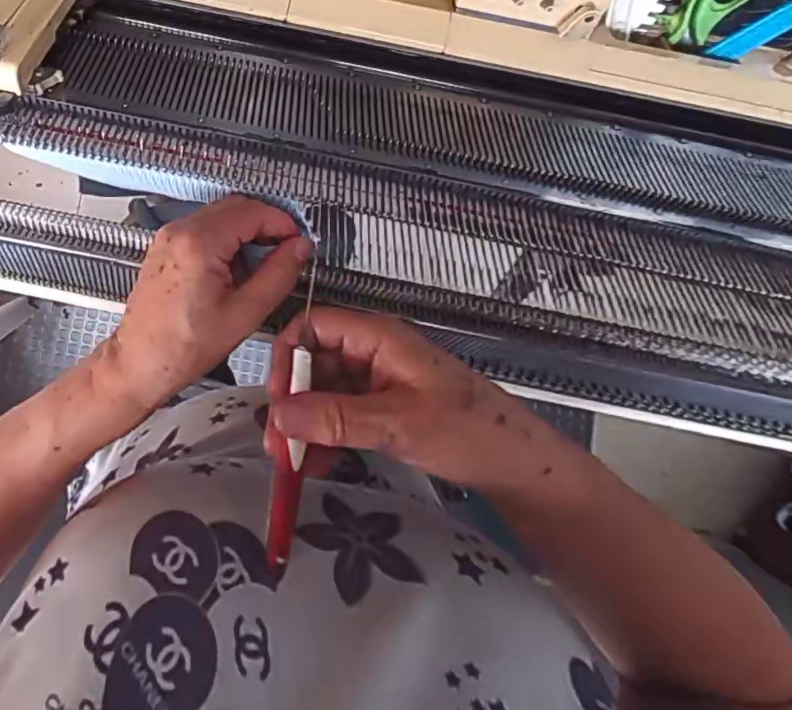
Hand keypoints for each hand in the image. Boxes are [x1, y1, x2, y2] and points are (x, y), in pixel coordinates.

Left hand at [96, 195, 310, 410]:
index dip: (283, 224)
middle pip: (237, 206)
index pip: (253, 211)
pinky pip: (205, 228)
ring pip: (221, 215)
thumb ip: (278, 274)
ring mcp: (169, 236)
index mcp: (199, 242)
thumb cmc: (180, 346)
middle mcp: (180, 231)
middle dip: (266, 225)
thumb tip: (298, 249)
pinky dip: (226, 240)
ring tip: (256, 269)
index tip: (297, 242)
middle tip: (284, 252)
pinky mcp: (166, 246)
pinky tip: (233, 272)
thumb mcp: (245, 313)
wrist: (140, 363)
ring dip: (246, 233)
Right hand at [266, 308, 571, 490]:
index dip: (288, 356)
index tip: (275, 398)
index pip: (315, 325)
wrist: (516, 466)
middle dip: (292, 400)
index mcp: (378, 336)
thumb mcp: (398, 423)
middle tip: (277, 444)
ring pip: (323, 392)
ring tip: (290, 463)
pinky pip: (340, 415)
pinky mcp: (382, 408)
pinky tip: (315, 464)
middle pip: (314, 362)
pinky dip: (324, 436)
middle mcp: (373, 352)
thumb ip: (336, 418)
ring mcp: (377, 381)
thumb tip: (280, 415)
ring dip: (304, 424)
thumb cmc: (468, 430)